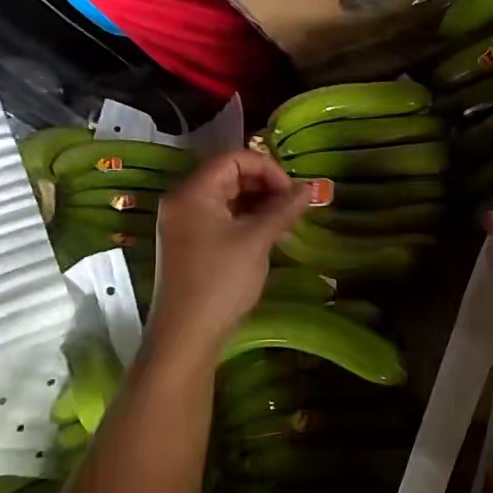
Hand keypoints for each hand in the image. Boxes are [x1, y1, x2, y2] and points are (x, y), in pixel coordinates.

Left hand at [148, 151, 308, 350]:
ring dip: (258, 205)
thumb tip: (309, 188)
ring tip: (286, 223)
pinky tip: (269, 237)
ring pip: (226, 199)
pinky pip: (220, 219)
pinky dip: (246, 221)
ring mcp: (183, 225)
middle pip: (228, 176)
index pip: (233, 159)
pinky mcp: (189, 245)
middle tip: (293, 207)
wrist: (187, 333)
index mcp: (193, 193)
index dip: (267, 168)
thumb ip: (283, 210)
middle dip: (265, 186)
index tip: (292, 191)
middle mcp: (183, 202)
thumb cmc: (221, 281)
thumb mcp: (257, 240)